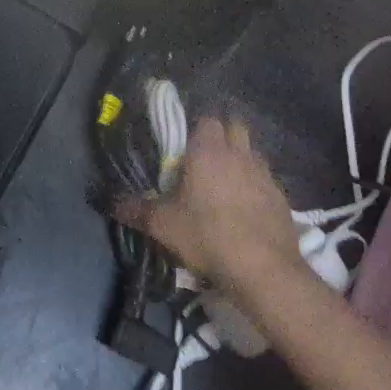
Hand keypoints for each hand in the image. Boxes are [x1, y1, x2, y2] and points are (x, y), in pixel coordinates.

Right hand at [113, 116, 304, 294]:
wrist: (262, 269)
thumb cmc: (206, 235)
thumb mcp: (162, 225)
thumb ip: (135, 209)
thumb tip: (108, 202)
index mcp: (208, 151)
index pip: (207, 120)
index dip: (197, 129)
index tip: (186, 146)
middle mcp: (239, 155)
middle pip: (235, 127)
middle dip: (223, 136)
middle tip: (206, 159)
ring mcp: (265, 176)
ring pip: (253, 153)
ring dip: (241, 160)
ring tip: (226, 184)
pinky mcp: (282, 199)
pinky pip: (266, 181)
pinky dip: (256, 187)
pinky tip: (246, 210)